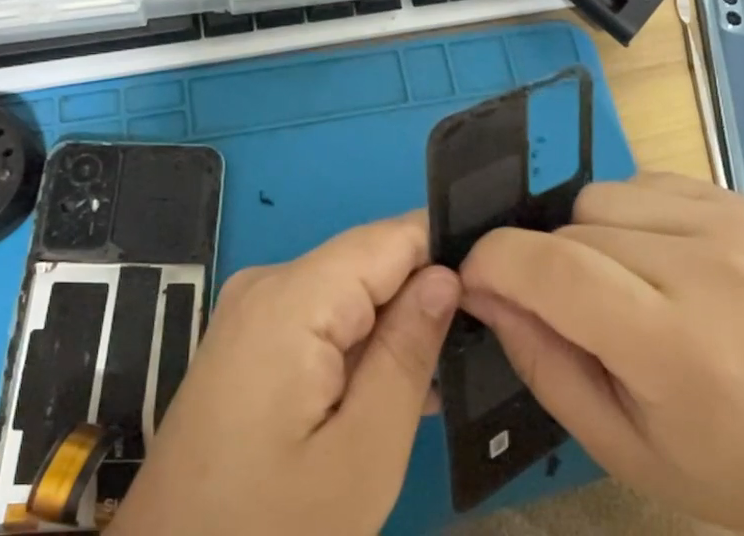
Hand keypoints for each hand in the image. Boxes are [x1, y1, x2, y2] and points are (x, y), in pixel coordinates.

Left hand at [110, 213, 459, 535]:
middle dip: (423, 299)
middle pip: (371, 263)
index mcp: (292, 297)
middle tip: (471, 354)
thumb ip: (408, 352)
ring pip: (351, 294)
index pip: (392, 236)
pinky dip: (359, 349)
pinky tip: (391, 395)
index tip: (493, 296)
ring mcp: (252, 313)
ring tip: (437, 383)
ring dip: (394, 331)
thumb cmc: (272, 524)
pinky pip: (322, 321)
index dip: (448, 255)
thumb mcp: (363, 451)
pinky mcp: (249, 342)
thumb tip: (446, 276)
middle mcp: (267, 284)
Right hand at [457, 172, 743, 535]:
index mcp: (681, 346)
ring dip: (583, 237)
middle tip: (567, 314)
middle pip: (572, 227)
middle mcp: (711, 268)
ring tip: (616, 289)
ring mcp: (732, 224)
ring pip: (598, 196)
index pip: (556, 269)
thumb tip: (475, 286)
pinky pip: (638, 183)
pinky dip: (623, 218)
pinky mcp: (738, 202)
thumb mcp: (614, 441)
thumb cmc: (722, 463)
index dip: (494, 263)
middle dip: (543, 264)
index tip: (471, 280)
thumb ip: (538, 357)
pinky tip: (651, 264)